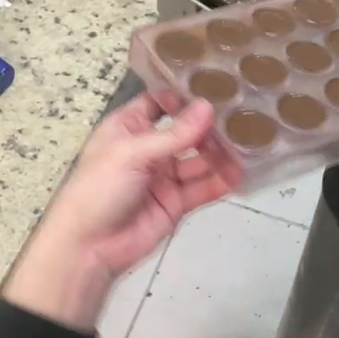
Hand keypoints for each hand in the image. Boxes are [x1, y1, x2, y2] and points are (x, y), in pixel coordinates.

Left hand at [3, 93, 240, 330]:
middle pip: (185, 132)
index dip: (182, 98)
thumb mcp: (132, 154)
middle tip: (241, 120)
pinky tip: (241, 174)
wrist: (89, 247)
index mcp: (128, 128)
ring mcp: (163, 177)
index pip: (158, 104)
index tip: (213, 91)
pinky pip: (202, 188)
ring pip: (198, 161)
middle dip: (209, 128)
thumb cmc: (99, 188)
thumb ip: (174, 134)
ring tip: (249, 146)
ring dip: (220, 155)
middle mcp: (148, 149)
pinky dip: (220, 182)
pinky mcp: (176, 203)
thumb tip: (207, 107)